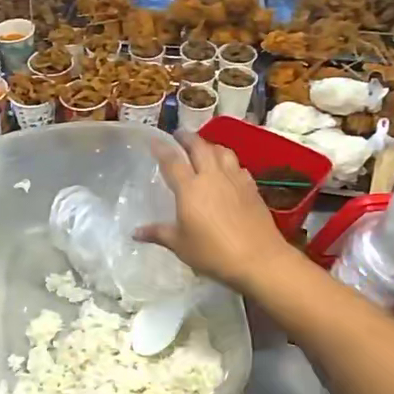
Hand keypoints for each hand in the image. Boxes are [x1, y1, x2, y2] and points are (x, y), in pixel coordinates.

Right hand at [137, 132, 296, 291]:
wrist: (258, 258)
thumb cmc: (213, 253)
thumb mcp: (181, 245)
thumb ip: (159, 233)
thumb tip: (135, 232)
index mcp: (190, 188)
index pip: (172, 160)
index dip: (161, 148)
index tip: (154, 140)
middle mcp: (212, 176)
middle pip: (199, 147)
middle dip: (187, 138)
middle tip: (179, 136)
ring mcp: (235, 179)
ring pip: (222, 151)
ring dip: (210, 145)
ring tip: (204, 148)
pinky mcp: (252, 187)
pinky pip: (238, 166)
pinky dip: (229, 162)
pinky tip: (228, 170)